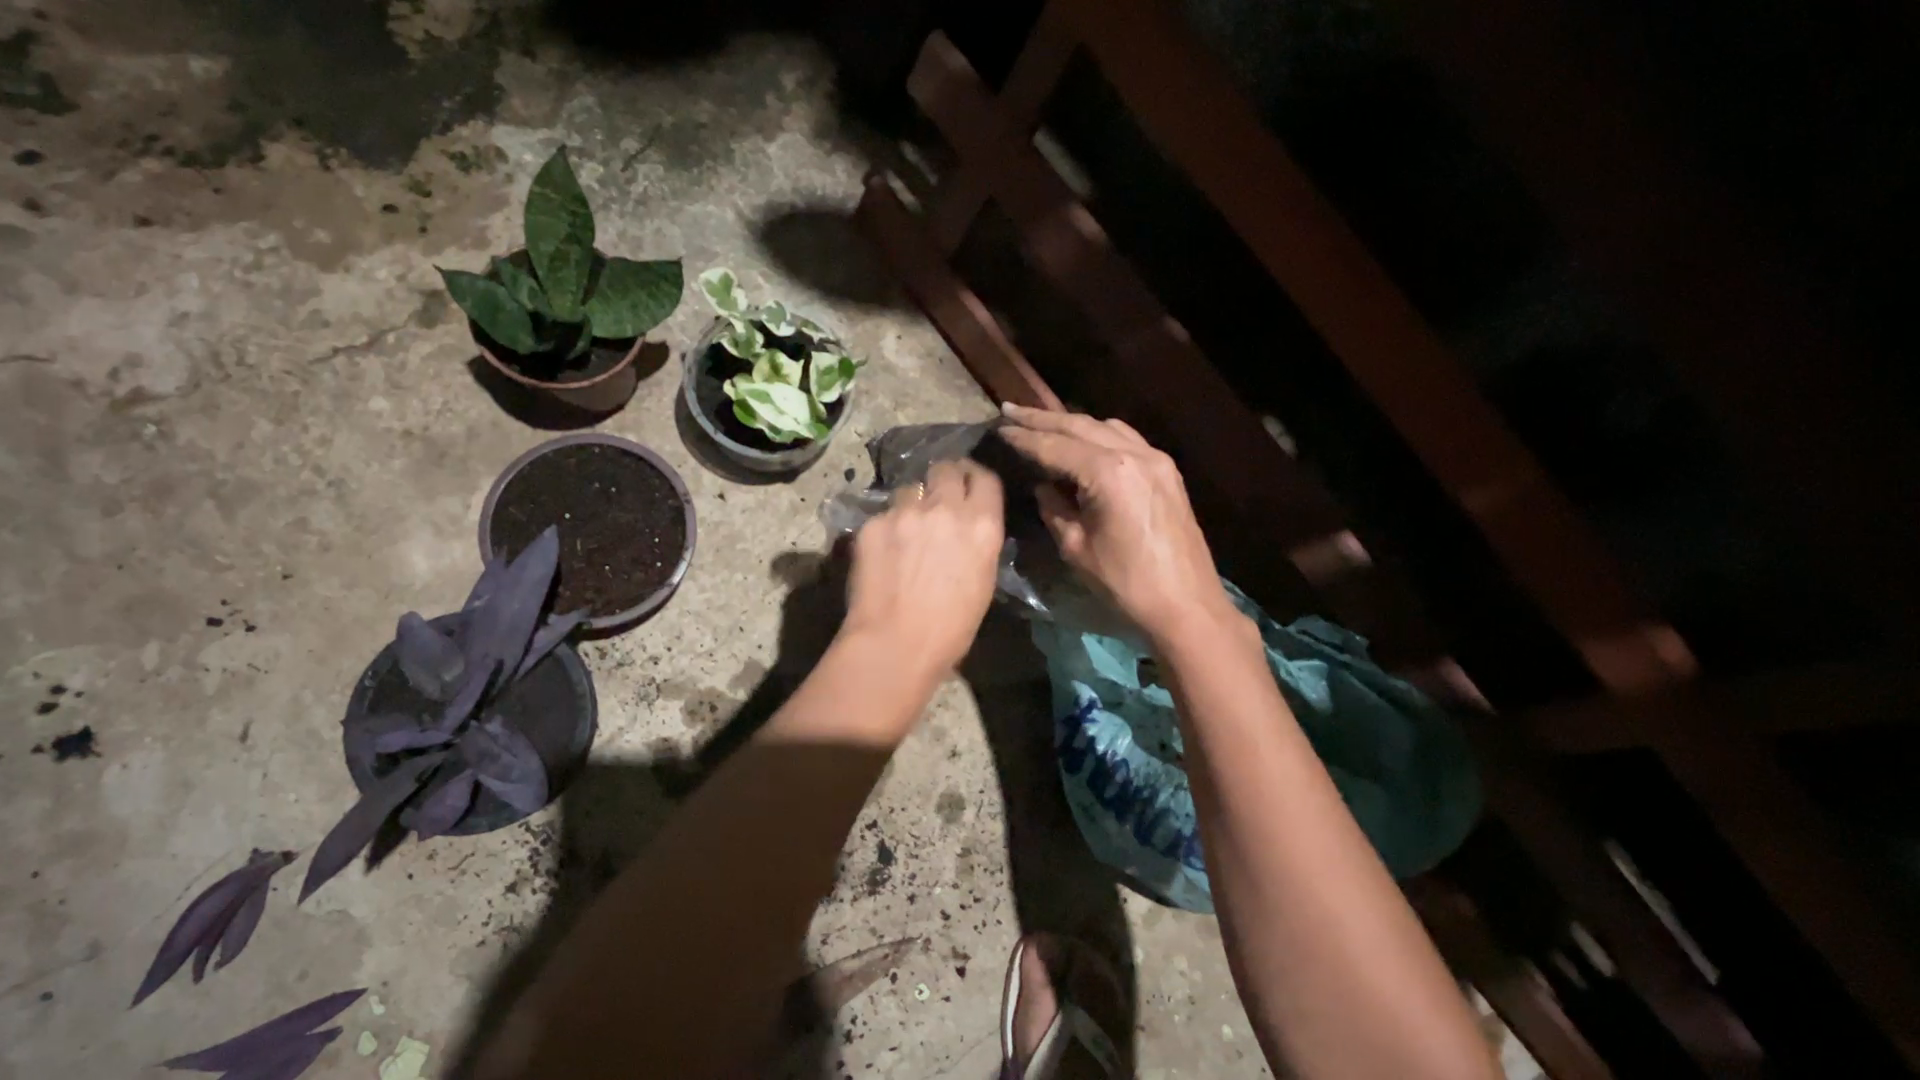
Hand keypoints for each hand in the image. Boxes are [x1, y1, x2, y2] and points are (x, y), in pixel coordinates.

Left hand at [842, 459, 1005, 680]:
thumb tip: (966, 531)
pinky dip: (884, 528)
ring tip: (905, 531)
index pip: (984, 477)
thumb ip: (976, 543)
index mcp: (982, 524)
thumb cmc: (951, 629)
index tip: (968, 484)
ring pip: (910, 489)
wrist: (896, 643)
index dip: (975, 478)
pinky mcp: (872, 523)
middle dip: (942, 478)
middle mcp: (946, 507)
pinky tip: (882, 554)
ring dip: (911, 503)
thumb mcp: (983, 581)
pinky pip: (882, 515)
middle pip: (946, 468)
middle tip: (936, 497)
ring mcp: (905, 512)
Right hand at [998, 404, 1235, 645]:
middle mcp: (1134, 454)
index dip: (1024, 438)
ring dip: (1072, 423)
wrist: (1186, 604)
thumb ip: (1054, 510)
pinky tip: (1083, 441)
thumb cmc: (1126, 583)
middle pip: (1080, 425)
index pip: (1056, 446)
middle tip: (1010, 412)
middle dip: (1042, 418)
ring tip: (1042, 422)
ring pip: (1106, 427)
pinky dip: (1099, 434)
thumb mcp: (1076, 548)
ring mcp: (1155, 459)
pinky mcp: (1166, 471)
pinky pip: (1127, 440)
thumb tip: (1043, 487)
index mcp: (1109, 473)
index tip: (999, 429)